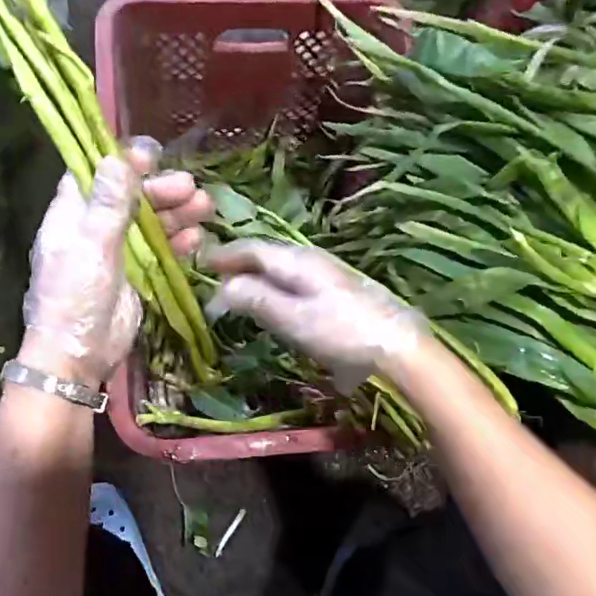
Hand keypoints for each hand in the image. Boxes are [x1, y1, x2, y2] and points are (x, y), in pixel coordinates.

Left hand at [20, 136, 213, 386]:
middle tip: (190, 187)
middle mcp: (93, 229)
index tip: (152, 154)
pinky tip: (197, 238)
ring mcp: (116, 254)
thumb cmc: (75, 297)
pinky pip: (160, 253)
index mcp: (72, 216)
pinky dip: (177, 244)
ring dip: (175, 214)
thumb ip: (107, 204)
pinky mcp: (136, 277)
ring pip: (149, 224)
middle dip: (160, 190)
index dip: (122, 161)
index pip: (95, 175)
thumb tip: (117, 157)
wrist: (78, 356)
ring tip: (204, 207)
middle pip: (130, 198)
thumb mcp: (90, 246)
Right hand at [203, 241, 429, 390]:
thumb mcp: (293, 319)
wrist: (397, 347)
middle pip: (265, 254)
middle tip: (212, 277)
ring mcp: (324, 274)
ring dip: (253, 274)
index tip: (199, 264)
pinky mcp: (334, 292)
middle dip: (237, 263)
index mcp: (296, 261)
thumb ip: (256, 300)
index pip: (252, 248)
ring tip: (233, 289)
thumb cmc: (342, 332)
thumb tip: (220, 289)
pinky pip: (291, 280)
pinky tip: (269, 302)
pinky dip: (271, 286)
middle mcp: (309, 260)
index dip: (224, 255)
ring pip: (278, 267)